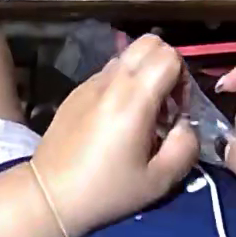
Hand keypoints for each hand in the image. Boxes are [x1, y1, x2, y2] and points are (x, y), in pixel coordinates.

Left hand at [30, 34, 199, 236]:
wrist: (50, 194)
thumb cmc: (106, 190)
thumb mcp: (158, 181)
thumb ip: (185, 147)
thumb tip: (185, 125)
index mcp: (134, 97)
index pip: (170, 56)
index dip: (183, 78)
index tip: (177, 109)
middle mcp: (113, 79)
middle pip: (150, 42)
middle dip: (166, 65)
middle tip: (165, 102)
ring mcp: (92, 81)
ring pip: (129, 54)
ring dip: (144, 73)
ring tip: (141, 112)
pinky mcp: (78, 89)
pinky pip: (110, 71)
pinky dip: (123, 83)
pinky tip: (117, 118)